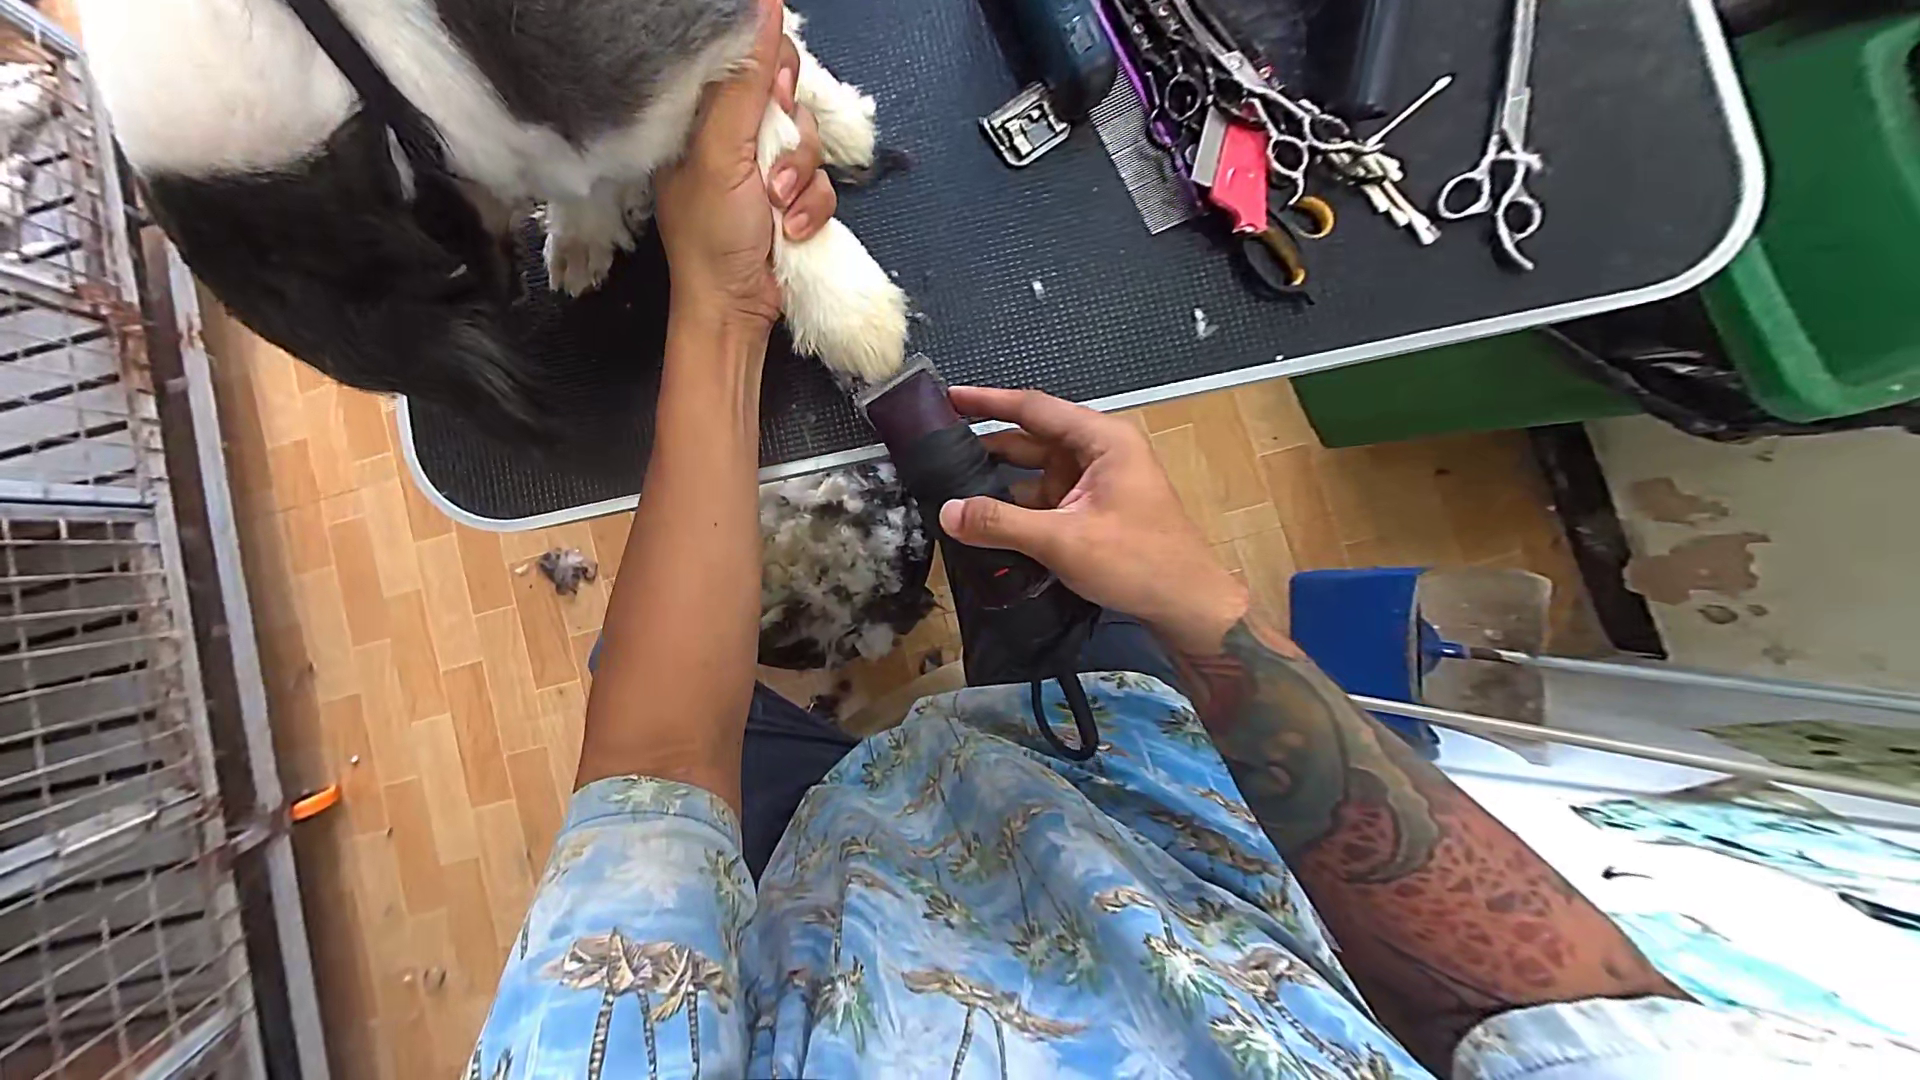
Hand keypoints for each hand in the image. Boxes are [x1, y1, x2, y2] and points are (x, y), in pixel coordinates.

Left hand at [655, 0, 837, 329]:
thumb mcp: (722, 153)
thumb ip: (745, 84)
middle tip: (776, 163)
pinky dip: (814, 211)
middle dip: (791, 137)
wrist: (736, 307)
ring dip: (803, 182)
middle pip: (788, 101)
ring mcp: (767, 176)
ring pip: (810, 148)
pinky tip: (795, 231)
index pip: (746, 63)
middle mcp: (737, 140)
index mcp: (703, 117)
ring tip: (781, 211)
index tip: (776, 96)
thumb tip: (765, 5)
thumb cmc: (714, 236)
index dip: (771, 74)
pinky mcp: (793, 207)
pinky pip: (822, 189)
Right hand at [938, 387, 1249, 653]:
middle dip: (986, 447)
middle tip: (937, 452)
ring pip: (1033, 473)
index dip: (988, 402)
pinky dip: (1015, 509)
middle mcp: (1097, 453)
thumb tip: (947, 513)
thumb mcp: (1063, 540)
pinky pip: (1042, 500)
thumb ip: (1001, 523)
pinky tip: (983, 521)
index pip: (1035, 408)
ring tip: (950, 490)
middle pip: (1031, 440)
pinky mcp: (1088, 511)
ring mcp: (1092, 483)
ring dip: (998, 484)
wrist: (1185, 604)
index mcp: (1101, 440)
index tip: (949, 398)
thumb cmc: (1139, 562)